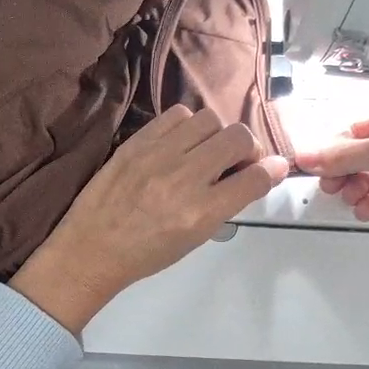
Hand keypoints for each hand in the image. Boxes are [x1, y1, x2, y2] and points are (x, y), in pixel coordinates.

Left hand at [11, 106, 288, 334]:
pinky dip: (188, 125)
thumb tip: (256, 176)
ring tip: (207, 150)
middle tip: (238, 161)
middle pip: (238, 139)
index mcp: (201, 213)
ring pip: (209, 120)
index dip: (273, 170)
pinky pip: (177, 114)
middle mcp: (183, 179)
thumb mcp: (194, 239)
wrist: (91, 249)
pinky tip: (182, 142)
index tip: (276, 167)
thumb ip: (226, 205)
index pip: (253, 179)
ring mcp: (158, 156)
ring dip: (218, 134)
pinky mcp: (136, 142)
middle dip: (248, 148)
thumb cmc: (146, 253)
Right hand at [292, 101, 368, 233]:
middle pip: (362, 149)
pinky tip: (366, 211)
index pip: (356, 124)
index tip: (311, 168)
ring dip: (358, 187)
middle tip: (329, 189)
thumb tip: (303, 157)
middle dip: (344, 170)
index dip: (332, 146)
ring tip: (351, 202)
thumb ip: (344, 156)